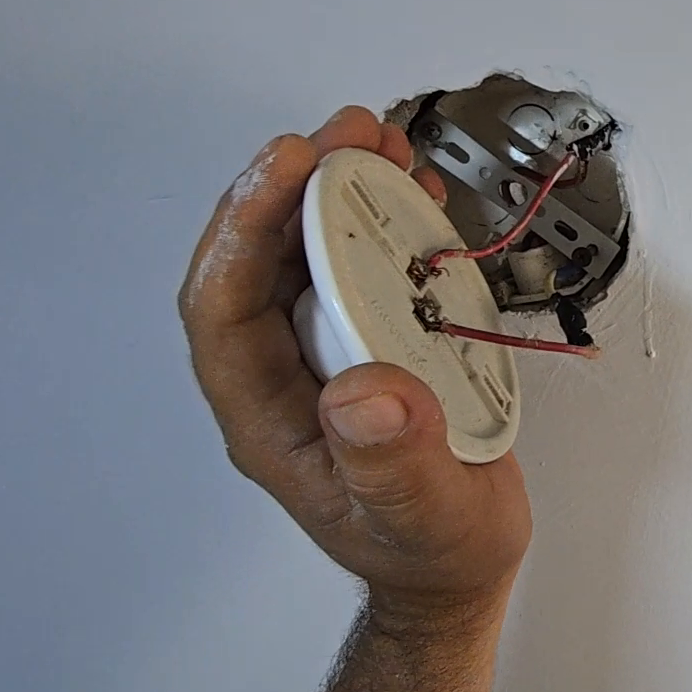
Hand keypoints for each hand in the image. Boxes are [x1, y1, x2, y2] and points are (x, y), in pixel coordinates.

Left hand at [178, 107, 532, 617]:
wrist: (463, 558)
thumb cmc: (433, 547)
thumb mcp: (420, 513)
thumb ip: (392, 460)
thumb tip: (363, 388)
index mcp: (276, 413)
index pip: (228, 304)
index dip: (248, 224)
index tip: (293, 163)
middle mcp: (298, 372)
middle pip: (272, 260)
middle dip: (304, 184)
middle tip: (354, 133)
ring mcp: (344, 353)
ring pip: (323, 255)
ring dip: (349, 194)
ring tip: (389, 150)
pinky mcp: (392, 343)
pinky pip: (378, 270)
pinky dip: (395, 224)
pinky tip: (420, 200)